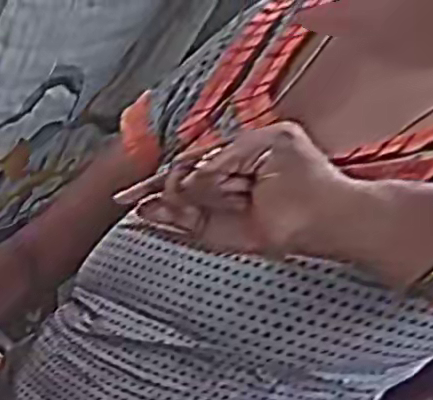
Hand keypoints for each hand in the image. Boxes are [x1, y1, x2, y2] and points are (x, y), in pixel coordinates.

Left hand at [112, 122, 375, 260]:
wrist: (312, 230)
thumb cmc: (269, 229)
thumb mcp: (206, 227)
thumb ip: (175, 214)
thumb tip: (142, 207)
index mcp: (228, 170)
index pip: (180, 175)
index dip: (150, 185)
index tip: (121, 200)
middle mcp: (240, 150)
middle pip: (184, 170)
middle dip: (183, 195)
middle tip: (210, 206)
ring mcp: (258, 140)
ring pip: (199, 166)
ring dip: (210, 193)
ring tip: (238, 200)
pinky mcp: (274, 137)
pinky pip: (220, 159)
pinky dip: (219, 179)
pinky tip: (237, 189)